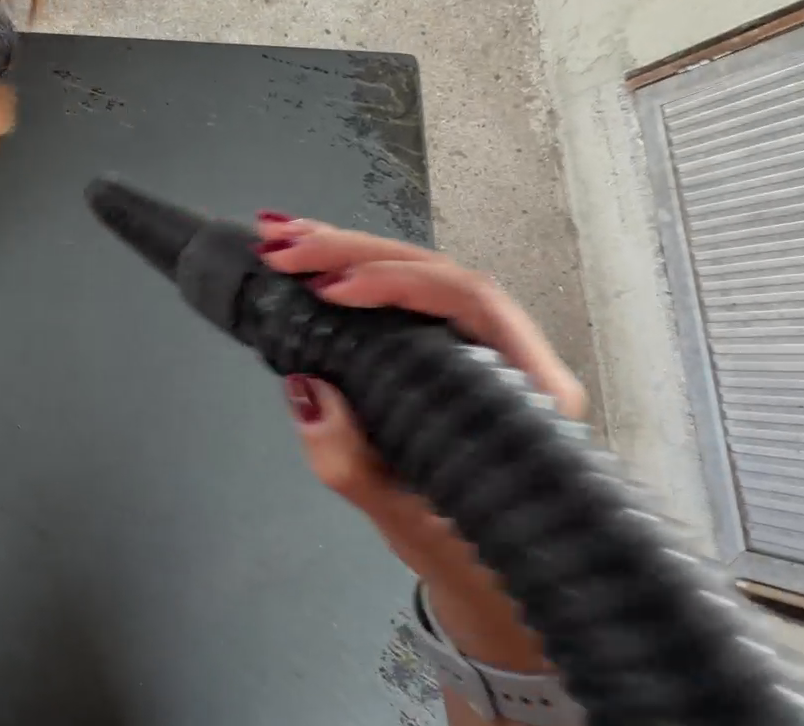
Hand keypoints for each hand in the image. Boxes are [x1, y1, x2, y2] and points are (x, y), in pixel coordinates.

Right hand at [255, 213, 586, 670]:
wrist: (475, 565)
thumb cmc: (455, 545)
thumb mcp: (399, 518)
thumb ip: (351, 462)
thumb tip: (307, 391)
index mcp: (524, 394)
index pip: (470, 301)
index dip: (396, 283)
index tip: (331, 291)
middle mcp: (506, 357)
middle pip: (433, 270)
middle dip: (349, 250)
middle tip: (282, 248)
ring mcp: (473, 344)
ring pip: (413, 267)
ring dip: (340, 245)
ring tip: (278, 237)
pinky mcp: (437, 341)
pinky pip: (395, 285)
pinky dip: (342, 261)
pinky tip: (303, 249)